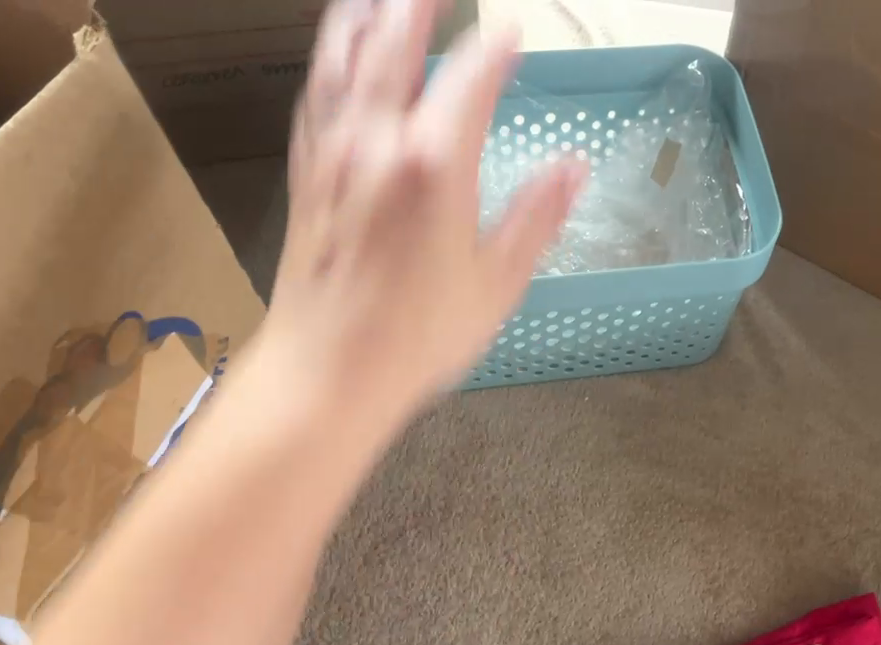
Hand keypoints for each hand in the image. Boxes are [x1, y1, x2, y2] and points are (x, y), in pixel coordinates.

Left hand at [252, 0, 585, 421]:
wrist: (328, 371)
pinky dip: (330, 61)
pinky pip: (316, 97)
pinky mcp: (306, 176)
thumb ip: (536, 219)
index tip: (513, 33)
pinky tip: (336, 55)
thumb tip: (574, 168)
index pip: (470, 77)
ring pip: (344, 57)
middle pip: (394, 41)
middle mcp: (376, 140)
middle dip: (418, 2)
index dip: (495, 48)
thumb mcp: (496, 286)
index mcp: (434, 163)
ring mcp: (333, 153)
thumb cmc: (419, 338)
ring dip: (365, 14)